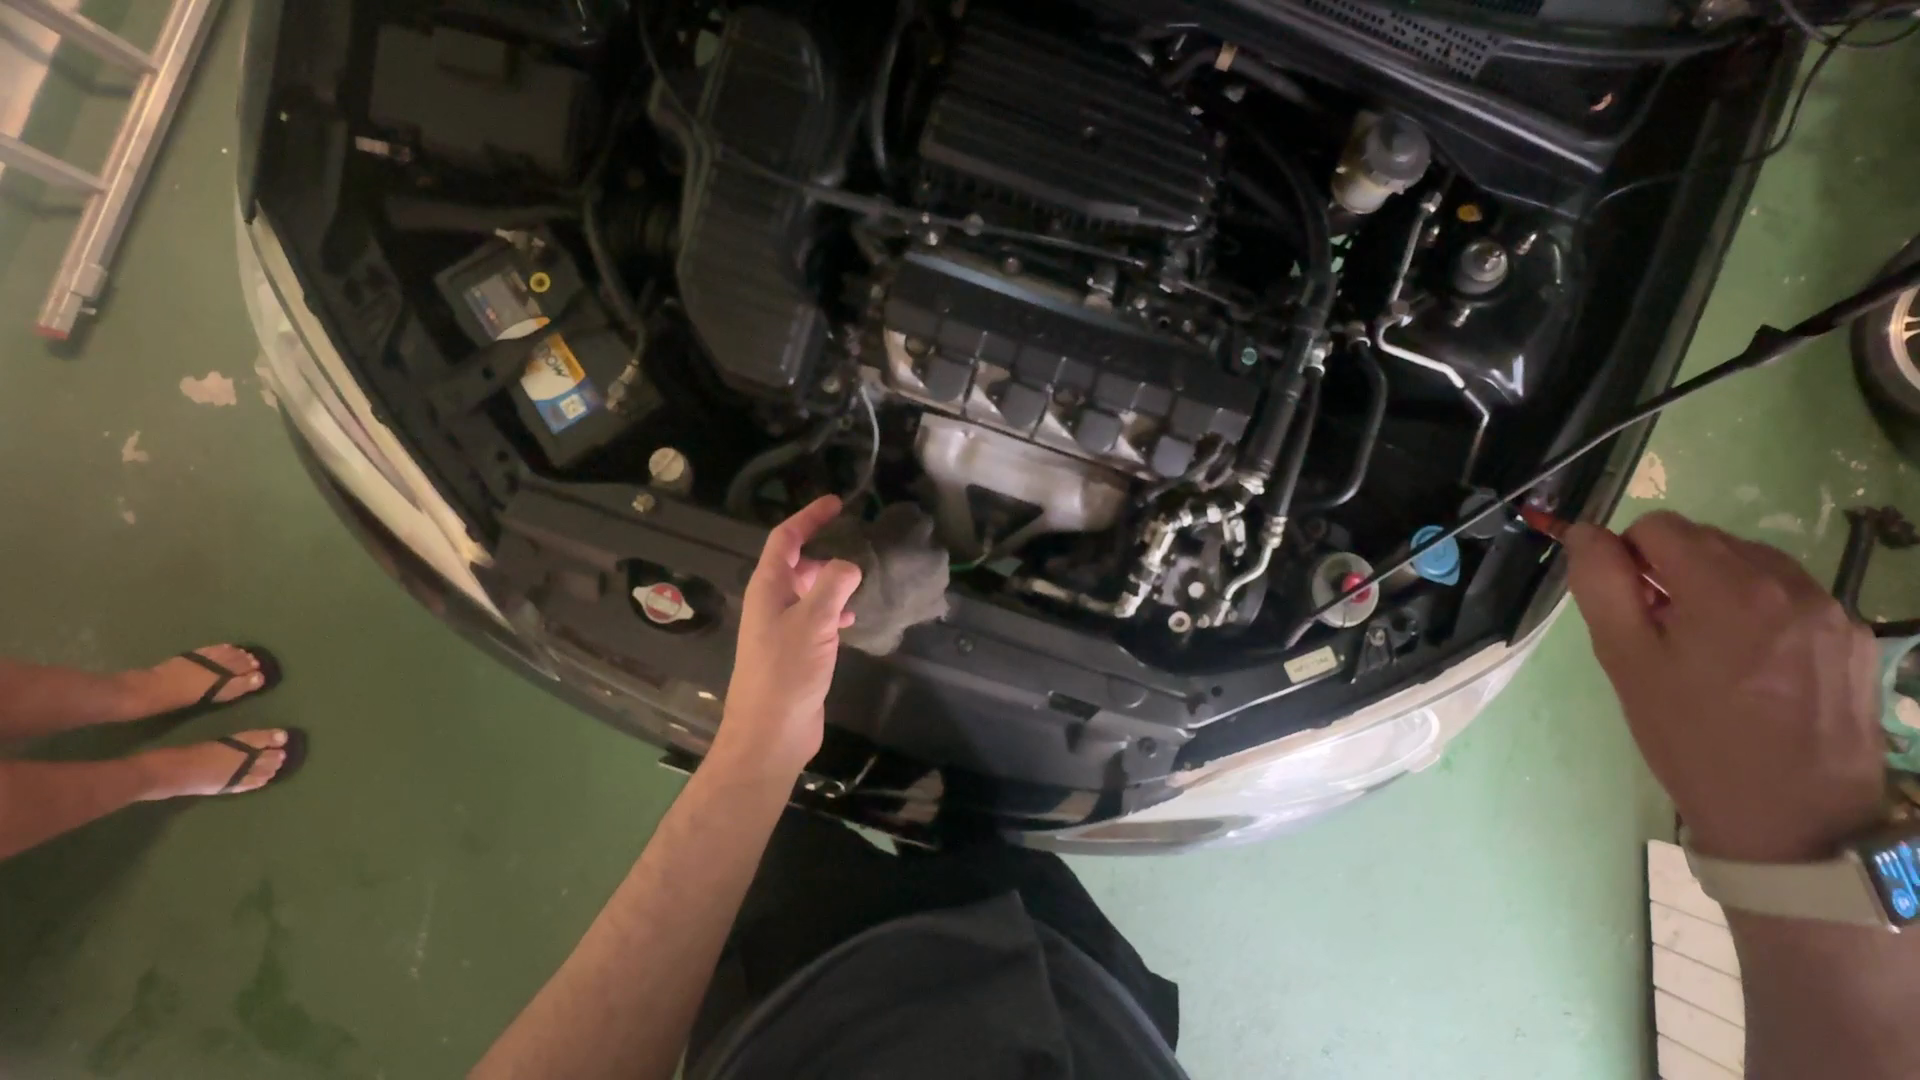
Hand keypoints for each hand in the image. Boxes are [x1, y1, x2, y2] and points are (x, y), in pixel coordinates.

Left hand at [715, 496, 862, 778]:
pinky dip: (834, 611)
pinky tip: (853, 618)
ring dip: (832, 582)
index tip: (836, 503)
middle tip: (858, 544)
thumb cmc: (786, 671)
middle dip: (825, 549)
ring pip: (808, 592)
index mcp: (767, 588)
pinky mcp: (795, 652)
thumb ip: (833, 585)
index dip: (809, 517)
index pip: (786, 539)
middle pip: (797, 563)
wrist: (770, 732)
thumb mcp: (813, 621)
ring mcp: (781, 629)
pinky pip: (815, 618)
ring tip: (863, 578)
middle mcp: (771, 603)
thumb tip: (849, 564)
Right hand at [1564, 511, 1884, 862]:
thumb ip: (1601, 585)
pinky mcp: (1854, 636)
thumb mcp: (1624, 661)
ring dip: (1712, 586)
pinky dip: (1754, 609)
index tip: (1624, 604)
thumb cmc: (1690, 737)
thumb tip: (1586, 535)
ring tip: (1702, 647)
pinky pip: (1787, 595)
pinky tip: (1747, 661)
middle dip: (1668, 570)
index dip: (1626, 556)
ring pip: (1748, 563)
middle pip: (1706, 540)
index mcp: (1727, 588)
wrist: (1792, 816)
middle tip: (1656, 632)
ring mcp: (1831, 610)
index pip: (1659, 526)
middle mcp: (1789, 585)